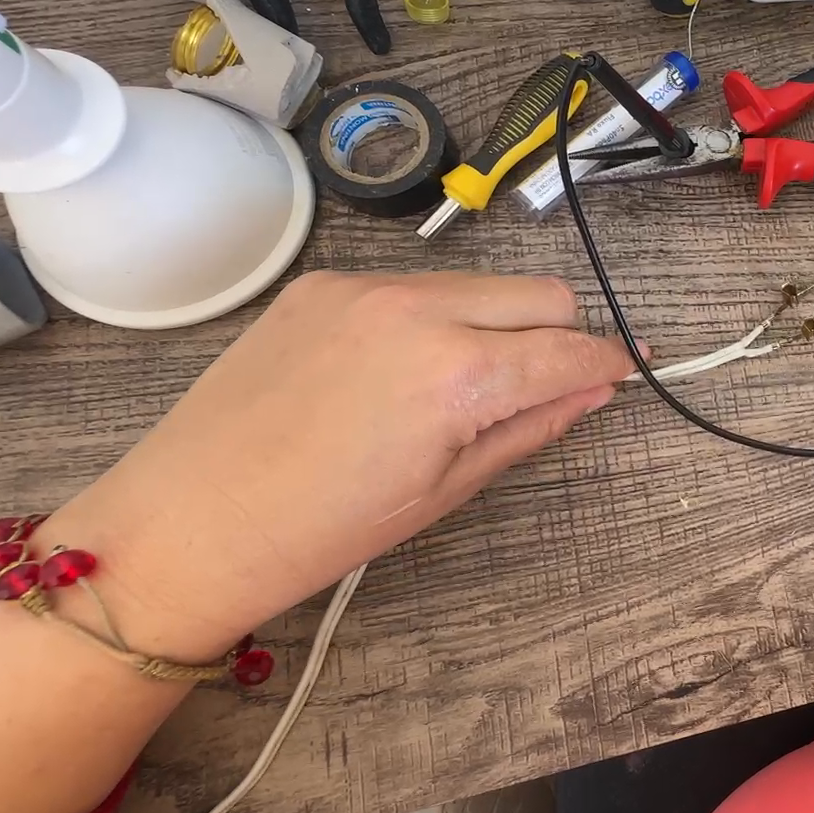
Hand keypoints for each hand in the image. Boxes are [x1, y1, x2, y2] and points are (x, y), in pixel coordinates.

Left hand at [36, 271, 635, 659]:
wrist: (183, 526)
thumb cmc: (328, 530)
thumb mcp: (451, 486)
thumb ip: (535, 425)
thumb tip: (597, 389)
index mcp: (457, 375)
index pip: (571, 350)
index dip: (612, 361)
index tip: (631, 368)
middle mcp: (420, 309)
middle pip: (544, 293)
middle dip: (566, 334)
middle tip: (554, 381)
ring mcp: (368, 286)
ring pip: (487, 283)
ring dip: (506, 322)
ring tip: (473, 379)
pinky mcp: (326, 282)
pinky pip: (424, 285)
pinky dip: (446, 316)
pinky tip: (409, 365)